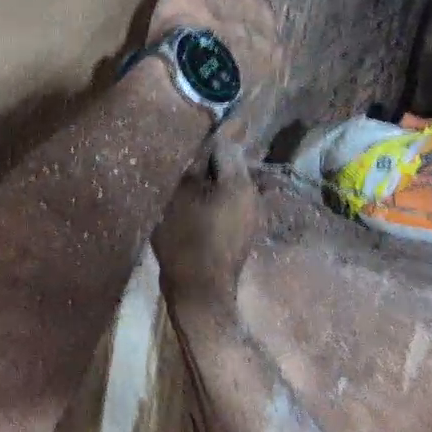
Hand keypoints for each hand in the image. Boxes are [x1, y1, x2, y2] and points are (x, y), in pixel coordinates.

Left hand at [147, 0, 283, 142]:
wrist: (198, 82)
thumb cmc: (212, 112)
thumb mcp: (225, 131)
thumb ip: (226, 140)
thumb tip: (226, 168)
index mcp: (264, 63)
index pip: (263, 47)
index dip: (259, 40)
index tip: (258, 37)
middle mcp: (263, 26)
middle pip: (266, 5)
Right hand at [153, 143, 260, 315]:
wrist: (201, 293)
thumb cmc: (186, 242)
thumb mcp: (179, 200)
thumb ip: (190, 169)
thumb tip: (197, 146)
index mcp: (240, 183)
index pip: (225, 145)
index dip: (204, 139)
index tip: (185, 139)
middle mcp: (253, 195)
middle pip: (229, 165)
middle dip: (207, 162)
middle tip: (180, 162)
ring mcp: (252, 216)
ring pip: (228, 186)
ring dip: (209, 182)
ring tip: (183, 184)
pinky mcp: (243, 232)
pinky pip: (228, 204)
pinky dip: (212, 200)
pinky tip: (192, 206)